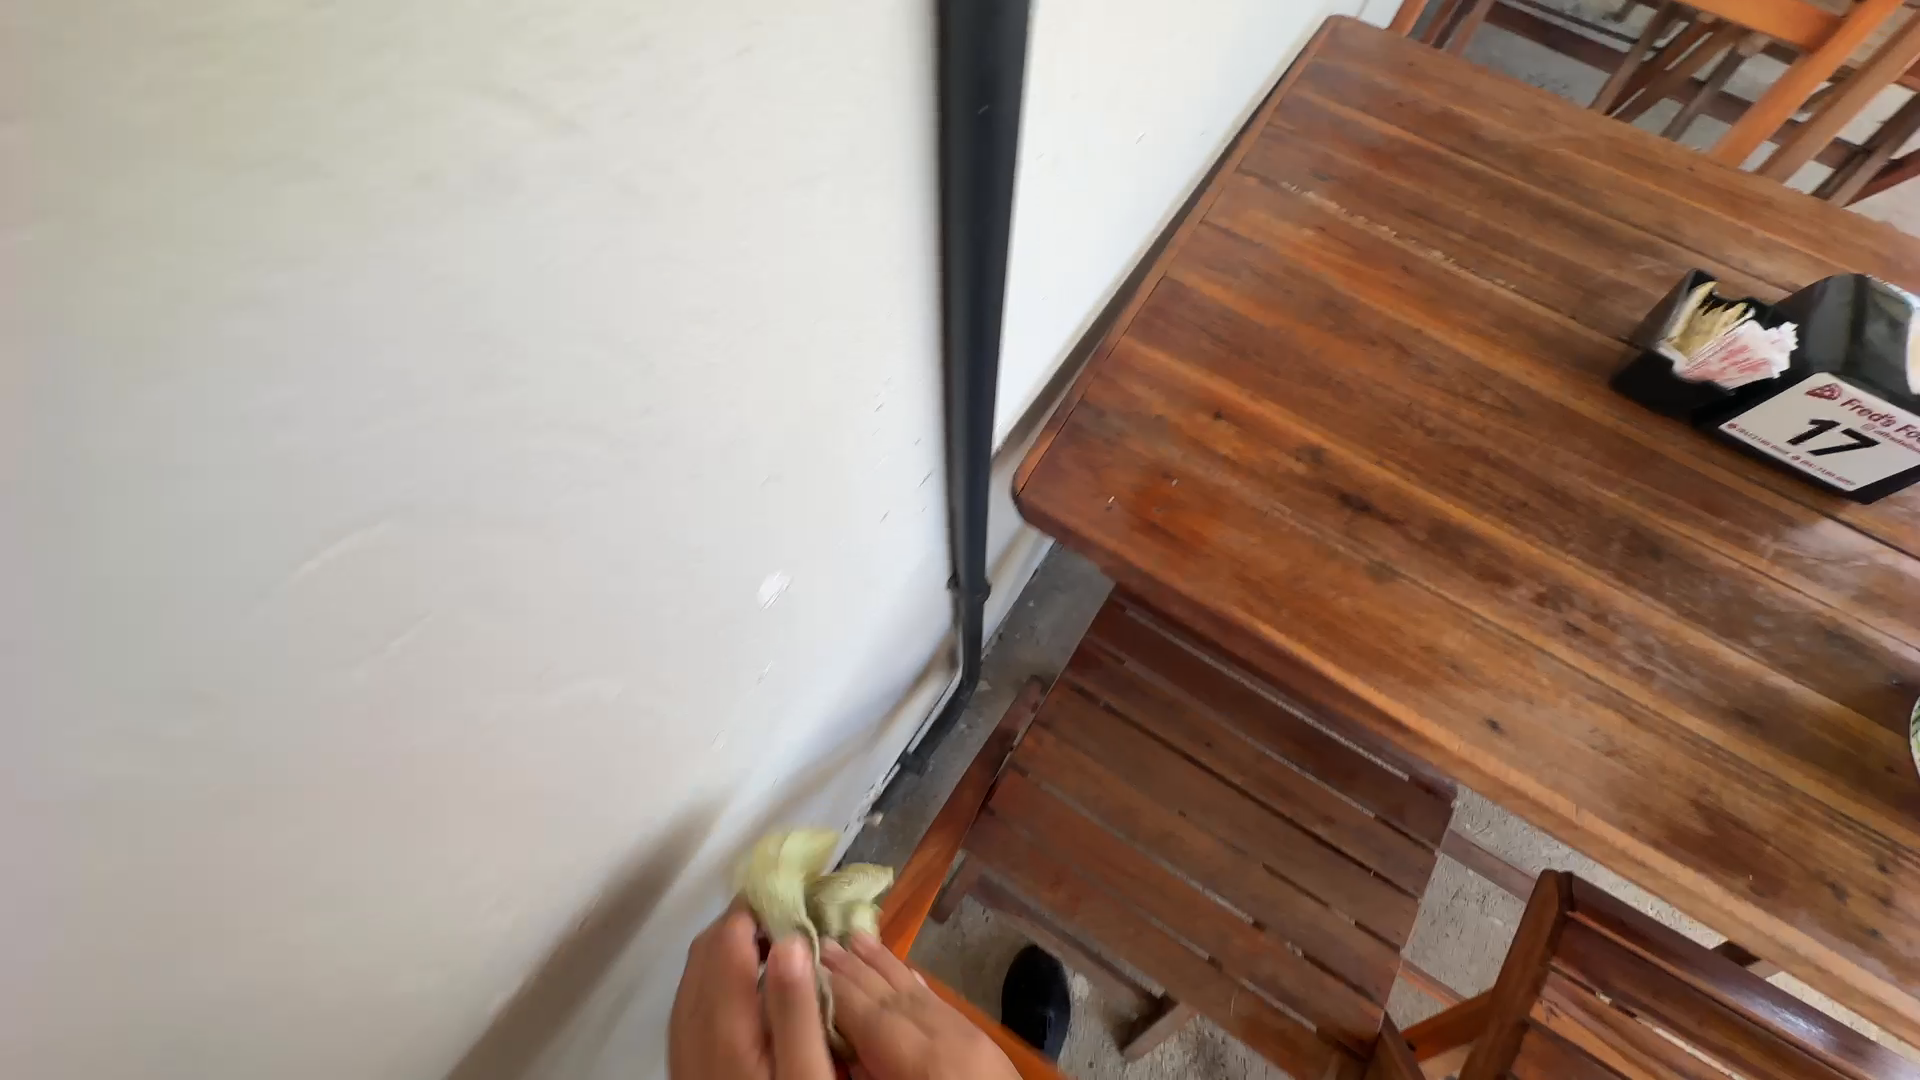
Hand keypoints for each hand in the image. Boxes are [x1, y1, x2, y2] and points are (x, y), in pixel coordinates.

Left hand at [669, 909, 834, 1079]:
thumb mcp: (803, 1069)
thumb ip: (794, 1006)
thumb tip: (790, 939)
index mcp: (721, 1016)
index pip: (729, 931)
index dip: (762, 905)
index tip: (802, 901)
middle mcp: (690, 1018)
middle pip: (711, 941)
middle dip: (751, 919)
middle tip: (797, 921)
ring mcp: (681, 1036)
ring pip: (701, 962)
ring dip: (737, 943)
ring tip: (784, 949)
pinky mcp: (684, 1050)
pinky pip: (697, 988)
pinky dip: (725, 969)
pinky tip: (758, 986)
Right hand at [821, 933, 1019, 1079]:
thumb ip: (871, 1076)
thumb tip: (841, 1048)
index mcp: (926, 1065)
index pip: (872, 1015)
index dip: (837, 987)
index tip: (806, 961)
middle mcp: (950, 1040)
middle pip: (893, 997)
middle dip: (854, 970)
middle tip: (820, 942)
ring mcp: (972, 1040)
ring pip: (919, 994)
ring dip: (883, 967)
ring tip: (854, 939)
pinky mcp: (984, 1046)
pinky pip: (941, 1006)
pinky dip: (915, 985)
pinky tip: (903, 972)